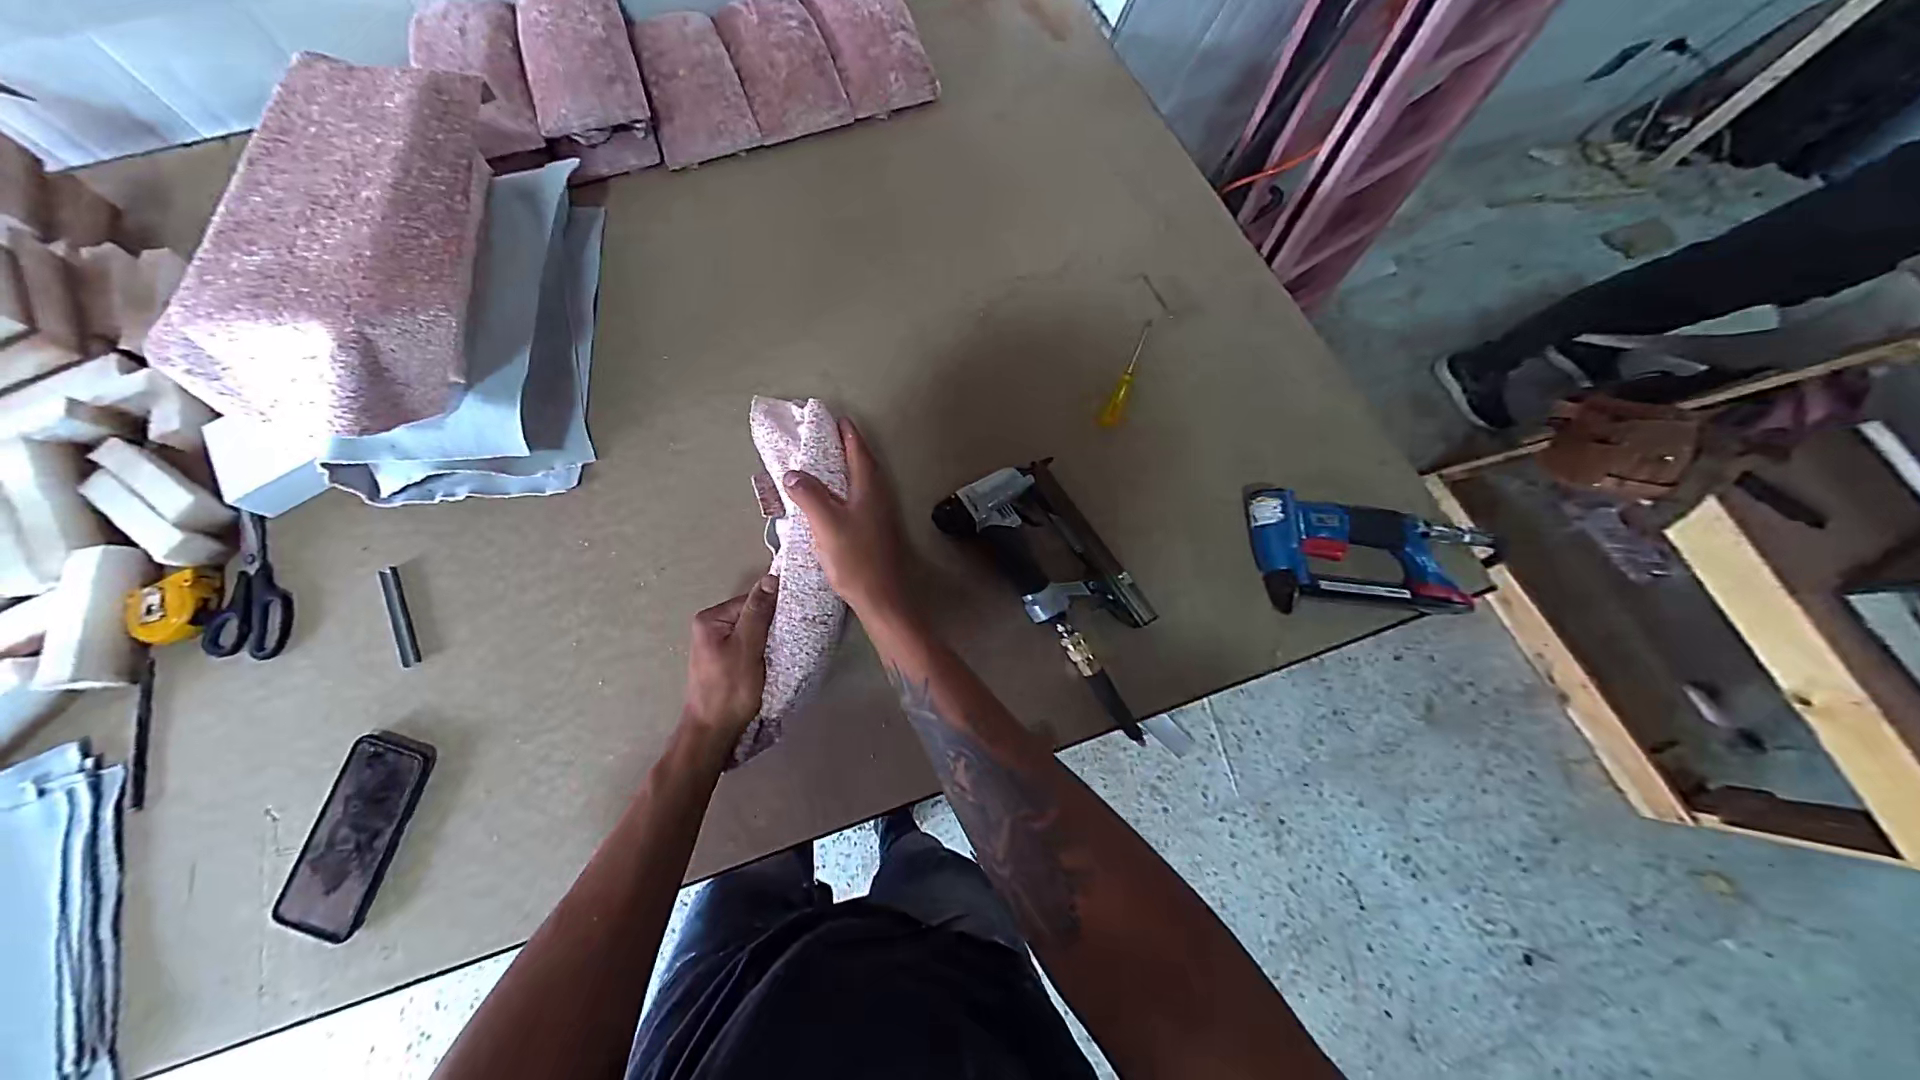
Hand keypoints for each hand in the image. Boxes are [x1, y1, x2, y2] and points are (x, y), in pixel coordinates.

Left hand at [680, 575, 778, 739]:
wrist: (714, 731)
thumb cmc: (730, 689)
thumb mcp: (747, 647)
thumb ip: (758, 612)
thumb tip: (771, 578)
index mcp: (711, 619)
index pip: (752, 599)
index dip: (774, 608)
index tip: (794, 618)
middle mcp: (711, 626)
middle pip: (753, 613)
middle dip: (773, 624)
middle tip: (791, 636)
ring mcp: (718, 644)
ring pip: (755, 630)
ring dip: (770, 638)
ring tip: (783, 650)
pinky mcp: (727, 660)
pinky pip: (751, 644)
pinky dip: (764, 649)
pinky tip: (773, 659)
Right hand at [783, 418, 915, 622]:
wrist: (881, 597)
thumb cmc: (856, 560)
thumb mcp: (826, 525)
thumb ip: (809, 496)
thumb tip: (793, 474)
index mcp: (869, 488)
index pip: (858, 450)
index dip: (846, 433)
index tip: (835, 419)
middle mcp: (878, 497)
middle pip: (862, 463)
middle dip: (845, 448)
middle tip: (825, 438)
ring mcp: (879, 514)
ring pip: (860, 482)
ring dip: (844, 469)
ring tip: (823, 466)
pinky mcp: (874, 530)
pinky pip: (858, 499)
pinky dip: (843, 490)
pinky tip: (830, 501)